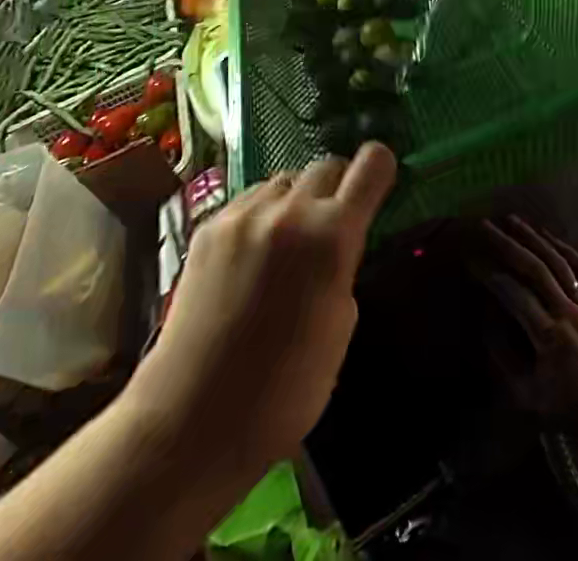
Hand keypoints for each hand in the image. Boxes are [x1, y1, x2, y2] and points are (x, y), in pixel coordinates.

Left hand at [127, 142, 396, 473]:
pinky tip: (255, 252)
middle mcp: (286, 212)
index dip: (381, 166)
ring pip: (284, 180)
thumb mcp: (340, 328)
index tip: (381, 177)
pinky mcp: (207, 226)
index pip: (368, 169)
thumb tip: (336, 248)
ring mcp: (241, 215)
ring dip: (297, 199)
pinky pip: (249, 201)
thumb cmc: (285, 389)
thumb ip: (343, 270)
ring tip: (290, 241)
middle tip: (334, 221)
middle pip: (324, 166)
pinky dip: (263, 214)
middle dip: (338, 185)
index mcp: (330, 237)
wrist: (195, 412)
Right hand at [478, 216, 577, 437]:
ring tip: (510, 218)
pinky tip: (545, 234)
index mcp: (550, 337)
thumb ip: (502, 355)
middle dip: (507, 244)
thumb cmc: (572, 411)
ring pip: (558, 261)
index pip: (513, 293)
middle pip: (535, 268)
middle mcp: (570, 312)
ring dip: (533, 237)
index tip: (468, 259)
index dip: (488, 274)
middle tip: (484, 225)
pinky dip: (562, 246)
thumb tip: (485, 318)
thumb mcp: (527, 395)